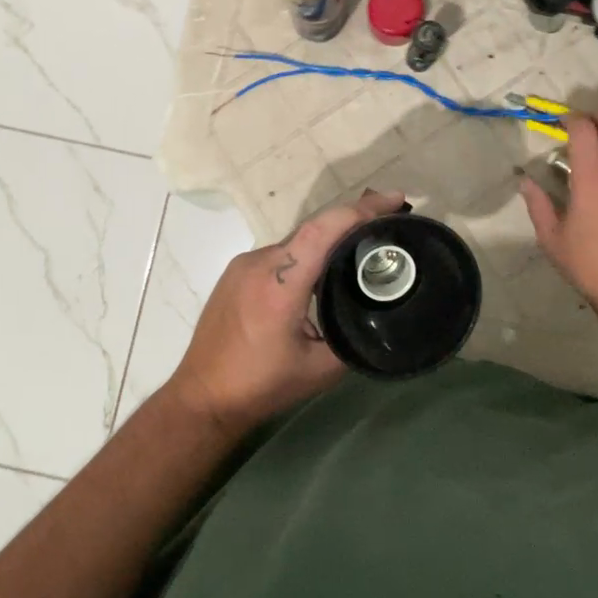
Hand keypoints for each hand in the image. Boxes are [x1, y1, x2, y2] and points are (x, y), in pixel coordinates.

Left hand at [166, 189, 405, 434]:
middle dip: (352, 221)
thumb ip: (352, 338)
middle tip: (388, 222)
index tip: (394, 200)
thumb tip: (377, 317)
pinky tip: (322, 271)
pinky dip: (305, 255)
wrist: (202, 398)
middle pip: (313, 230)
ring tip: (360, 248)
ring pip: (296, 242)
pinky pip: (279, 254)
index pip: (323, 230)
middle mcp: (259, 263)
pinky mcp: (235, 273)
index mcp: (281, 284)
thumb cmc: (261, 385)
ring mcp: (243, 265)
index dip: (360, 210)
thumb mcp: (319, 370)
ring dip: (328, 242)